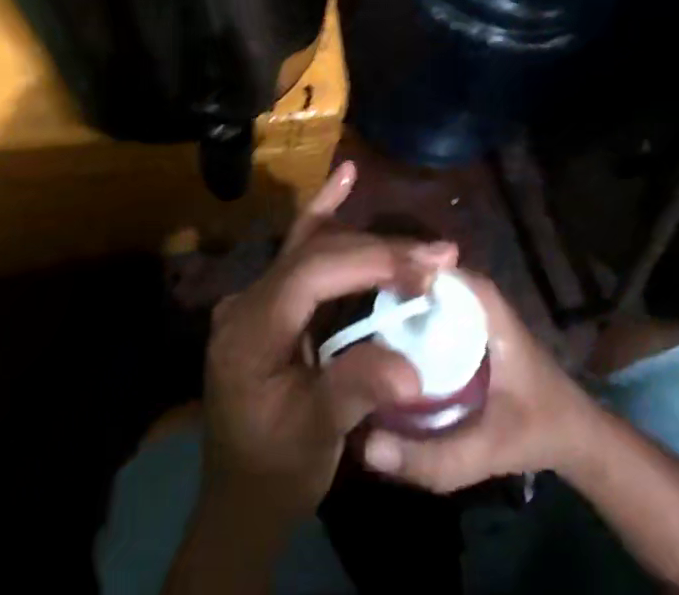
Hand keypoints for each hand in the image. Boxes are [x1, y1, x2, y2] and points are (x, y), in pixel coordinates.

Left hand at [198, 162, 449, 525]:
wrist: (240, 494)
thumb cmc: (276, 467)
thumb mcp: (315, 435)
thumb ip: (355, 390)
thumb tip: (411, 366)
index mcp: (251, 327)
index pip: (312, 273)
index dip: (371, 261)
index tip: (427, 269)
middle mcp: (246, 301)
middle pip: (312, 256)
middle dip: (375, 250)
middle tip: (438, 255)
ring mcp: (253, 300)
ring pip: (304, 248)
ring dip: (353, 230)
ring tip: (396, 219)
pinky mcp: (266, 307)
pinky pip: (297, 259)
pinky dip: (323, 224)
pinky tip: (342, 184)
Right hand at [361, 270, 599, 491]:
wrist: (578, 442)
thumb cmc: (539, 434)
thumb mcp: (488, 451)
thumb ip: (434, 456)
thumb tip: (365, 446)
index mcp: (489, 314)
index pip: (438, 273)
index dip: (396, 274)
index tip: (353, 286)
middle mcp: (477, 303)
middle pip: (423, 279)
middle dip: (384, 288)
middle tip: (339, 305)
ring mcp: (471, 314)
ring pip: (423, 295)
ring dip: (389, 305)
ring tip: (345, 319)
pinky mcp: (465, 330)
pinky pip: (426, 316)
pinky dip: (401, 324)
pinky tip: (372, 343)